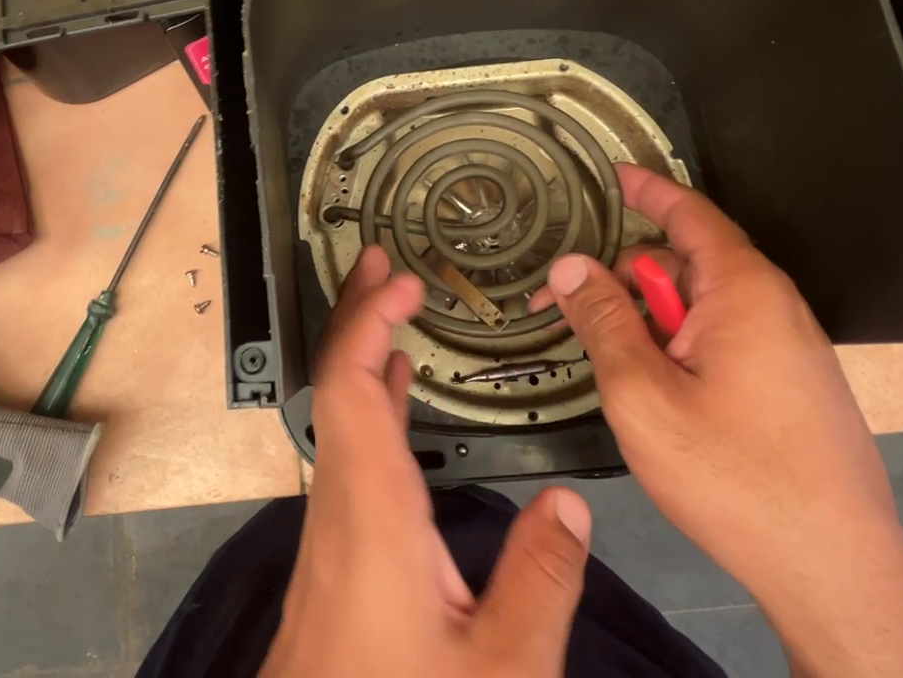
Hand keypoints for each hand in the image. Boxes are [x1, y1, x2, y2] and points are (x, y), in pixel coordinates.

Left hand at [261, 246, 594, 677]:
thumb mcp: (502, 666)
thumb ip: (540, 581)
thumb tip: (571, 507)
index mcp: (372, 512)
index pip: (351, 385)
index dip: (369, 321)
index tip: (397, 280)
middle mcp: (339, 502)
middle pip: (335, 382)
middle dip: (358, 314)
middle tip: (383, 265)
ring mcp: (331, 521)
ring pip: (339, 412)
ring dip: (364, 352)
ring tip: (394, 310)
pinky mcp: (336, 543)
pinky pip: (348, 447)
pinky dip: (371, 402)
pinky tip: (395, 393)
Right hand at [542, 163, 902, 677]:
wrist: (834, 572)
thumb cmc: (734, 477)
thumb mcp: (643, 395)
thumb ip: (603, 320)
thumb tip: (571, 265)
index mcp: (744, 292)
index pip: (690, 213)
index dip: (646, 189)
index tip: (610, 174)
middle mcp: (774, 307)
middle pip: (684, 264)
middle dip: (621, 277)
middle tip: (561, 307)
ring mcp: (787, 348)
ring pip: (699, 307)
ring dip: (645, 318)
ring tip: (605, 360)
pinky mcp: (790, 384)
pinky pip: (722, 338)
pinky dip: (675, 343)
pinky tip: (652, 388)